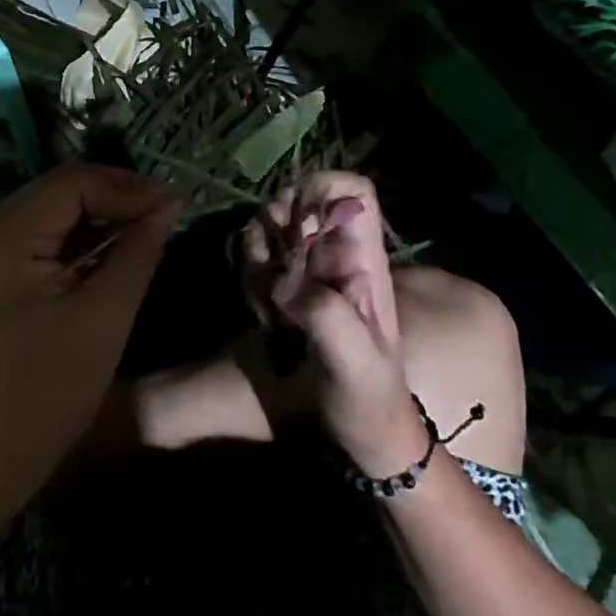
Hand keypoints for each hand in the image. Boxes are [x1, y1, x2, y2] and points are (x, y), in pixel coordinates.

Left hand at [0, 165, 182, 494]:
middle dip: (119, 196)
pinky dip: (86, 234)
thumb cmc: (52, 386)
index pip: (72, 184)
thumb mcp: (106, 313)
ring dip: (106, 213)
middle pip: (62, 189)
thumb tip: (171, 201)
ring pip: (58, 207)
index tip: (176, 202)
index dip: (128, 188)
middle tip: (168, 210)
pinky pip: (48, 231)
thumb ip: (139, 249)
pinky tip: (120, 244)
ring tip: (152, 224)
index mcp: (2, 236)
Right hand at [243, 172, 425, 474]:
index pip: (352, 188)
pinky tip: (263, 316)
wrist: (360, 427)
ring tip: (270, 307)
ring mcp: (311, 268)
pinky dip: (249, 277)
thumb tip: (284, 281)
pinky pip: (257, 257)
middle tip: (277, 276)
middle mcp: (338, 252)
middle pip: (298, 199)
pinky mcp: (289, 286)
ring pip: (271, 226)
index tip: (298, 232)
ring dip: (257, 257)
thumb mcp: (352, 360)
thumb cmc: (366, 394)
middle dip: (276, 232)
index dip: (319, 192)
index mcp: (366, 257)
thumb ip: (325, 313)